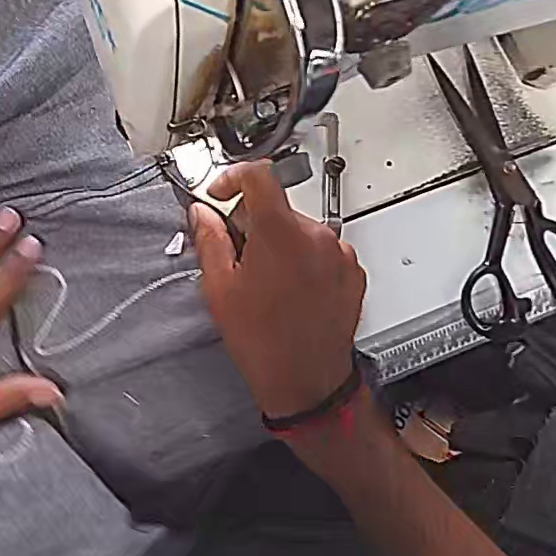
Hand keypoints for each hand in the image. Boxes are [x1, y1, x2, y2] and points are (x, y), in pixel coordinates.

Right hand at [191, 162, 366, 418]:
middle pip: (278, 207)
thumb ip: (210, 239)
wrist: (306, 380)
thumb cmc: (265, 342)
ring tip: (268, 283)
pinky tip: (291, 290)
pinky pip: (322, 250)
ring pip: (300, 229)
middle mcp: (316, 235)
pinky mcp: (352, 270)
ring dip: (281, 243)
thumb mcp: (220, 288)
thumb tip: (203, 214)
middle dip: (254, 223)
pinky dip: (305, 260)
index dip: (233, 177)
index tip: (223, 192)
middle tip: (239, 256)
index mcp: (279, 233)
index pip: (258, 175)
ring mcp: (338, 253)